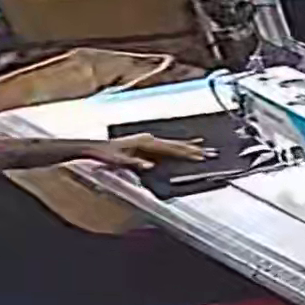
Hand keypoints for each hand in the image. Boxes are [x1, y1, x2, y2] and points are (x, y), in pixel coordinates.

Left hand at [86, 134, 213, 169]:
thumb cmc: (105, 155)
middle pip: (178, 144)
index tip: (201, 158)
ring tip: (206, 147)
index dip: (187, 154)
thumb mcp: (119, 161)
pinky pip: (170, 143)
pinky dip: (182, 144)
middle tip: (212, 153)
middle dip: (195, 149)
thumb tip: (151, 165)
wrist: (93, 147)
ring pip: (176, 143)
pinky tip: (190, 143)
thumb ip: (136, 163)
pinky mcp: (149, 142)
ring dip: (191, 146)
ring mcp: (149, 139)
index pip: (172, 149)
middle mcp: (150, 139)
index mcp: (146, 143)